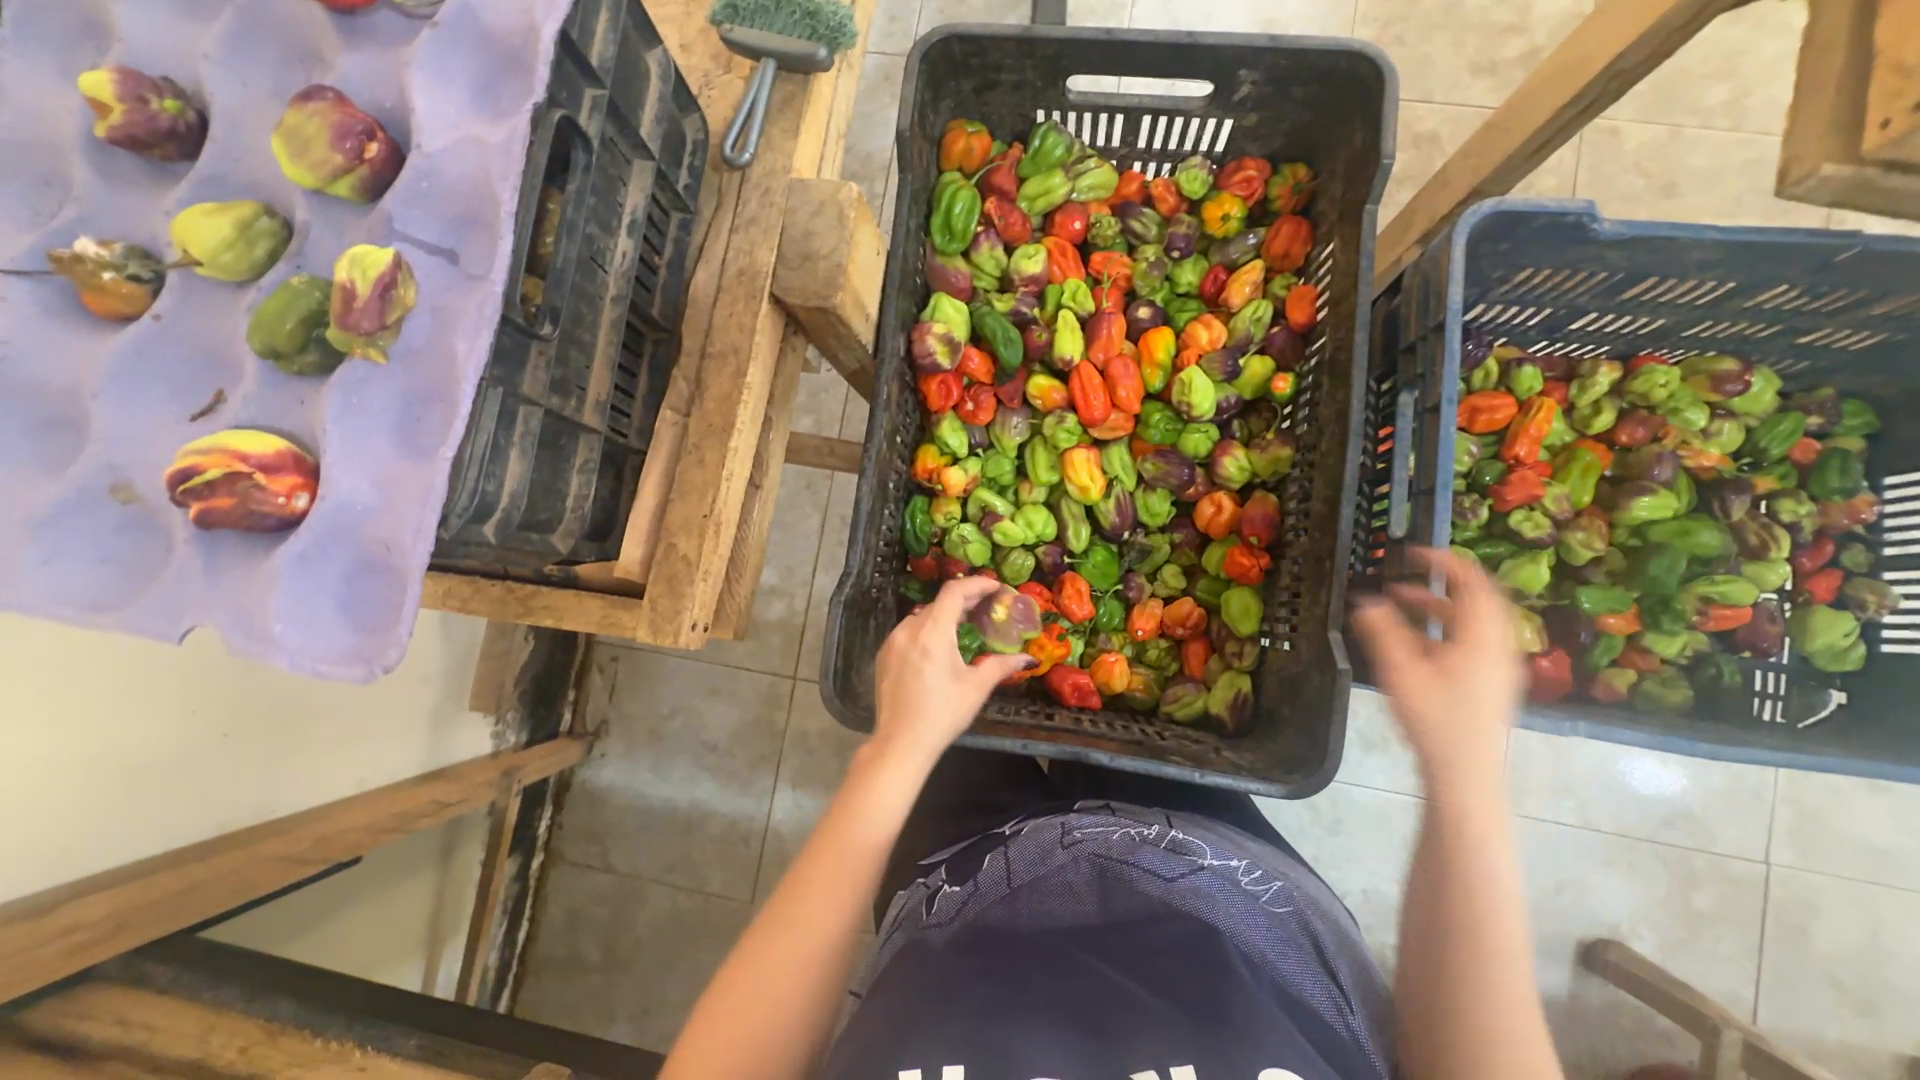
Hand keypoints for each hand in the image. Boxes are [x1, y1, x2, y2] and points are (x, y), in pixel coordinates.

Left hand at [872, 577, 1032, 768]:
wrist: (901, 743)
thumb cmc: (943, 714)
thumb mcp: (976, 688)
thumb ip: (1001, 666)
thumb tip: (1027, 658)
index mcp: (932, 632)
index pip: (954, 592)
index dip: (977, 584)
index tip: (995, 587)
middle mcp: (908, 630)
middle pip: (938, 603)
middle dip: (964, 600)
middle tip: (986, 605)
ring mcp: (892, 642)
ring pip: (922, 616)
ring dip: (944, 615)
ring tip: (964, 624)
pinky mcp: (883, 656)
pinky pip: (908, 632)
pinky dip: (926, 630)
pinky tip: (939, 645)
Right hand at [1351, 548, 1522, 797]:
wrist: (1466, 773)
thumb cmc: (1435, 720)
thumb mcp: (1401, 672)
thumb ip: (1382, 632)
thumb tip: (1365, 601)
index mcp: (1482, 636)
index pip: (1472, 582)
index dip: (1445, 561)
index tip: (1415, 552)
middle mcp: (1499, 645)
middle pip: (1477, 600)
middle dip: (1440, 583)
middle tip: (1405, 575)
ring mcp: (1499, 666)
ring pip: (1473, 622)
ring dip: (1438, 607)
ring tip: (1400, 604)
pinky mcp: (1492, 683)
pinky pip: (1473, 641)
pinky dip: (1446, 629)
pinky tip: (1416, 642)